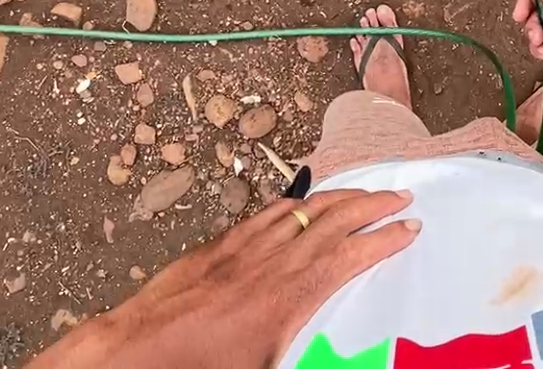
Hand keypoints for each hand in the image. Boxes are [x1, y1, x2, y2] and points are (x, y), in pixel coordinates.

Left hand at [28, 190, 418, 368]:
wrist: (132, 355)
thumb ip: (305, 358)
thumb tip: (340, 355)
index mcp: (290, 298)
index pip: (350, 255)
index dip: (384, 239)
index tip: (410, 228)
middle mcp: (275, 262)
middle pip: (336, 219)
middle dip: (374, 204)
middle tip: (402, 194)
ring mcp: (248, 246)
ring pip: (306, 208)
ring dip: (342, 196)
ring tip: (366, 191)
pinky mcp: (223, 243)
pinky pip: (270, 211)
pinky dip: (297, 201)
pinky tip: (305, 201)